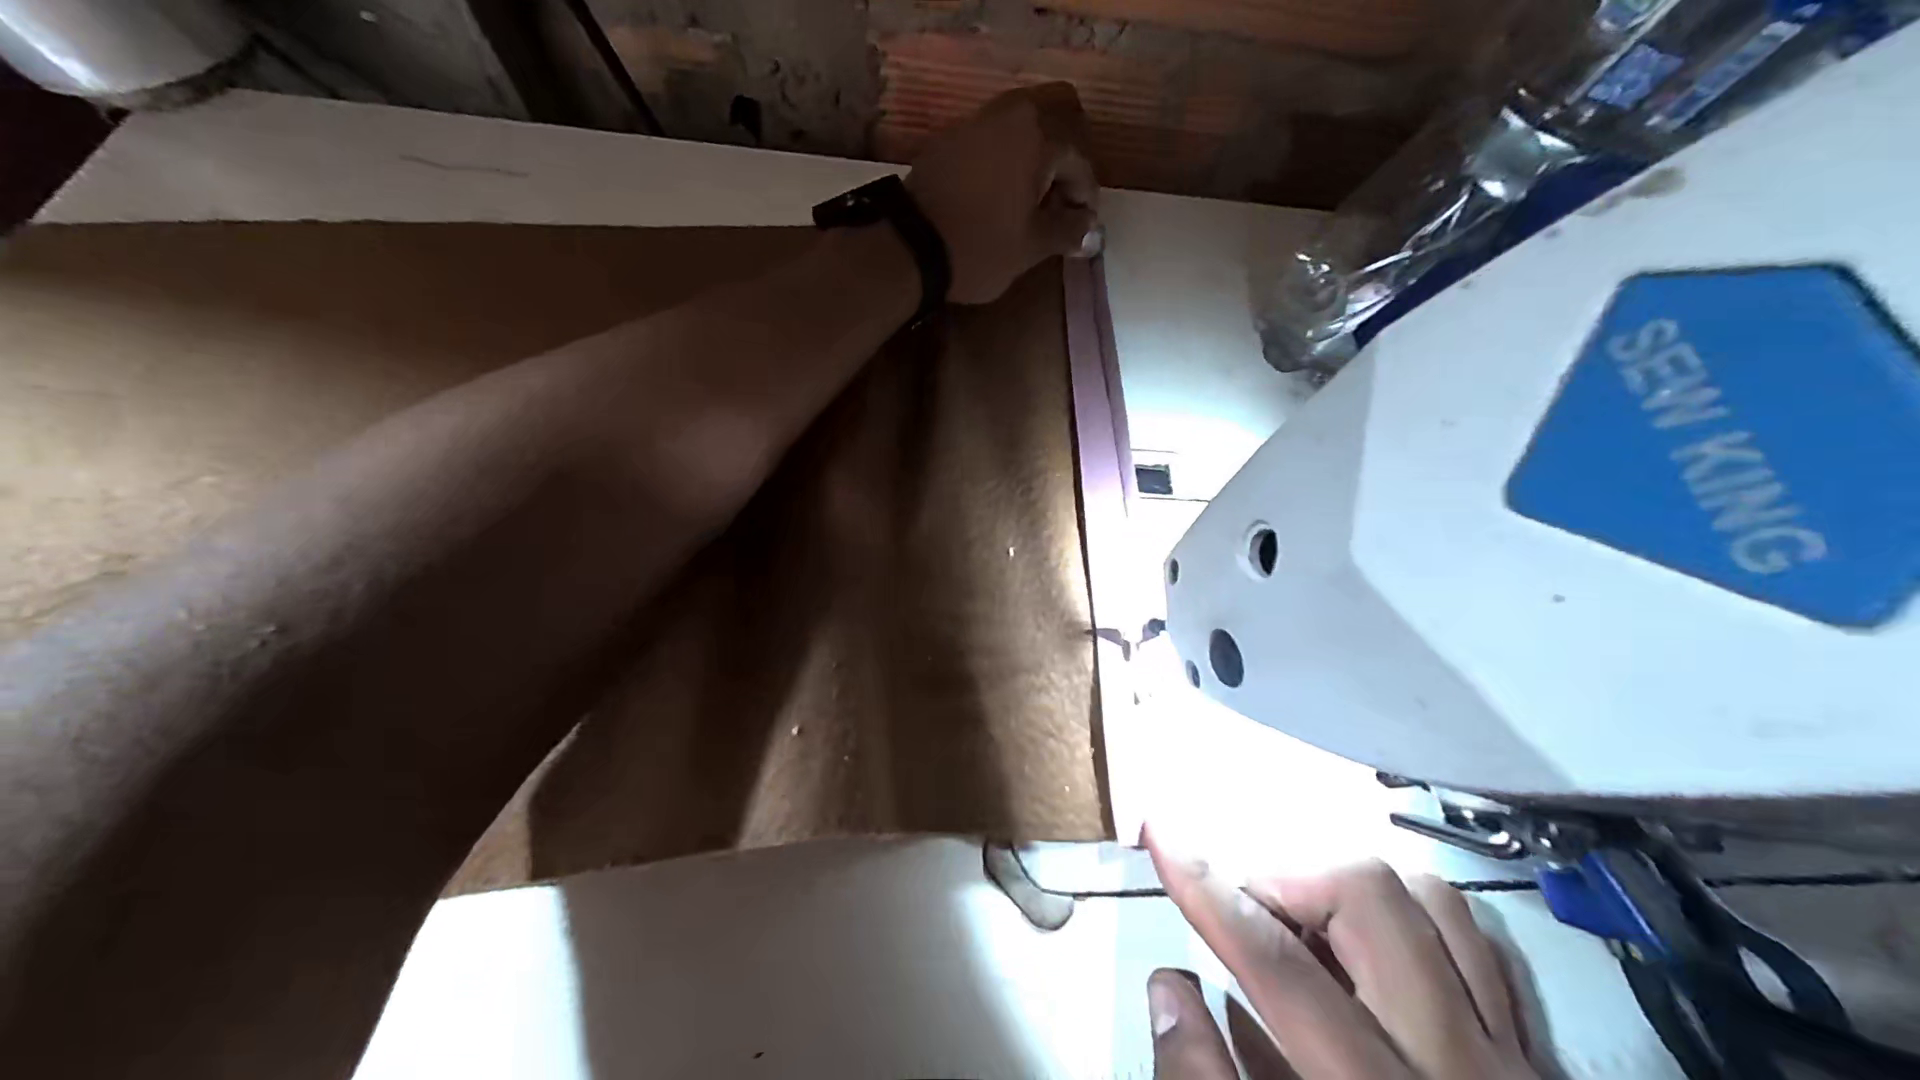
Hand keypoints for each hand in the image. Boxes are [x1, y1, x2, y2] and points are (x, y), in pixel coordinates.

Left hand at [906, 82, 1100, 303]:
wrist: (910, 247)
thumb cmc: (981, 247)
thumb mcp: (1032, 246)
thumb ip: (1067, 231)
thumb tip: (1090, 231)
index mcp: (1038, 135)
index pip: (1079, 158)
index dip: (1086, 195)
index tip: (1081, 226)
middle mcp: (1009, 113)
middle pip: (1057, 112)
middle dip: (1067, 153)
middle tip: (1062, 196)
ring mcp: (975, 121)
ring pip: (1021, 120)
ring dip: (1036, 151)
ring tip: (1032, 198)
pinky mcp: (949, 139)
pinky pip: (991, 136)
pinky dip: (1005, 155)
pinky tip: (1001, 193)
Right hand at [1144, 828, 1541, 1079]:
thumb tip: (1169, 985)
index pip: (1276, 962)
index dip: (1205, 889)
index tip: (1160, 836)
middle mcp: (1459, 1070)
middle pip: (1367, 900)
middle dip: (1282, 882)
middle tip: (1243, 918)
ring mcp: (1514, 1065)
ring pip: (1432, 902)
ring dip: (1347, 892)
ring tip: (1302, 931)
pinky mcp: (1538, 1066)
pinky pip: (1474, 943)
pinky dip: (1406, 920)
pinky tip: (1365, 955)